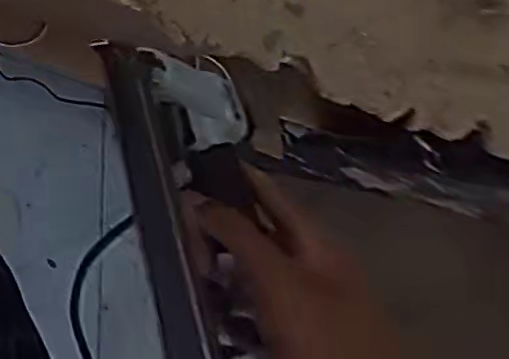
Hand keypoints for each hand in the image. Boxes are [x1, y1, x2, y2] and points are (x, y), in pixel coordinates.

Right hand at [188, 168, 401, 358]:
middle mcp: (314, 267)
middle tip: (185, 234)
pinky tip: (213, 309)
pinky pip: (252, 306)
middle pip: (254, 229)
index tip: (186, 169)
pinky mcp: (296, 338)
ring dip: (219, 266)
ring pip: (249, 269)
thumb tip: (195, 197)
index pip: (265, 189)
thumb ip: (235, 231)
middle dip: (216, 227)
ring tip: (195, 271)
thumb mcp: (276, 279)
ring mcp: (307, 305)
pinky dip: (229, 302)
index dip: (228, 173)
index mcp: (318, 243)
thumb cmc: (323, 338)